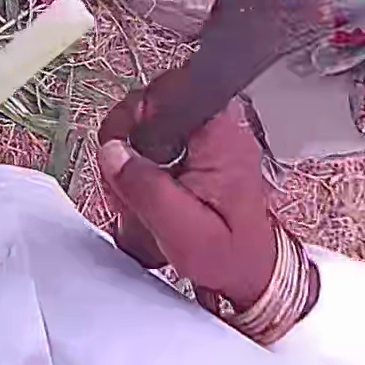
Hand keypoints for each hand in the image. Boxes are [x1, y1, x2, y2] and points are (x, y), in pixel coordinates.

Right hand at [96, 92, 286, 312]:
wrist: (252, 276)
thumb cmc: (229, 257)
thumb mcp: (184, 232)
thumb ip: (147, 189)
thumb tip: (112, 152)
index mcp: (220, 139)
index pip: (175, 88)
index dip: (140, 110)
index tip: (124, 142)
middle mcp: (215, 129)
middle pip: (152, 101)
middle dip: (124, 135)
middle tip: (119, 173)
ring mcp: (204, 138)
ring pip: (145, 119)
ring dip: (125, 150)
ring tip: (129, 188)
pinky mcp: (194, 150)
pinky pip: (152, 137)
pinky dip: (136, 160)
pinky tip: (138, 189)